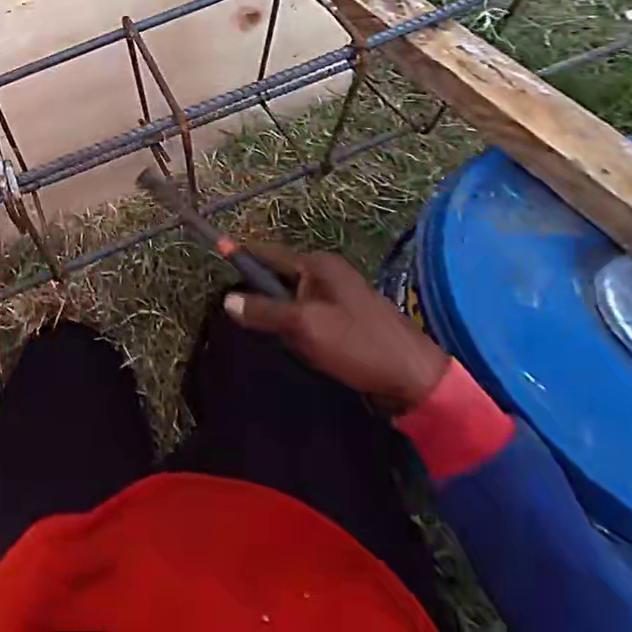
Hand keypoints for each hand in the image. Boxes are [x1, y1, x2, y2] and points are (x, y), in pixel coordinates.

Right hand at [223, 243, 449, 413]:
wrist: (414, 379)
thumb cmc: (357, 345)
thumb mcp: (304, 326)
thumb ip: (263, 311)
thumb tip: (228, 300)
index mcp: (319, 265)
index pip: (268, 253)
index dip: (242, 254)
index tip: (216, 252)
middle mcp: (329, 273)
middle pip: (279, 277)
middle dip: (264, 298)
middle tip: (252, 320)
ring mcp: (340, 295)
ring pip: (293, 300)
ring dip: (284, 319)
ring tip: (287, 342)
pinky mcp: (348, 318)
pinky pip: (310, 315)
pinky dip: (300, 329)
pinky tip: (305, 349)